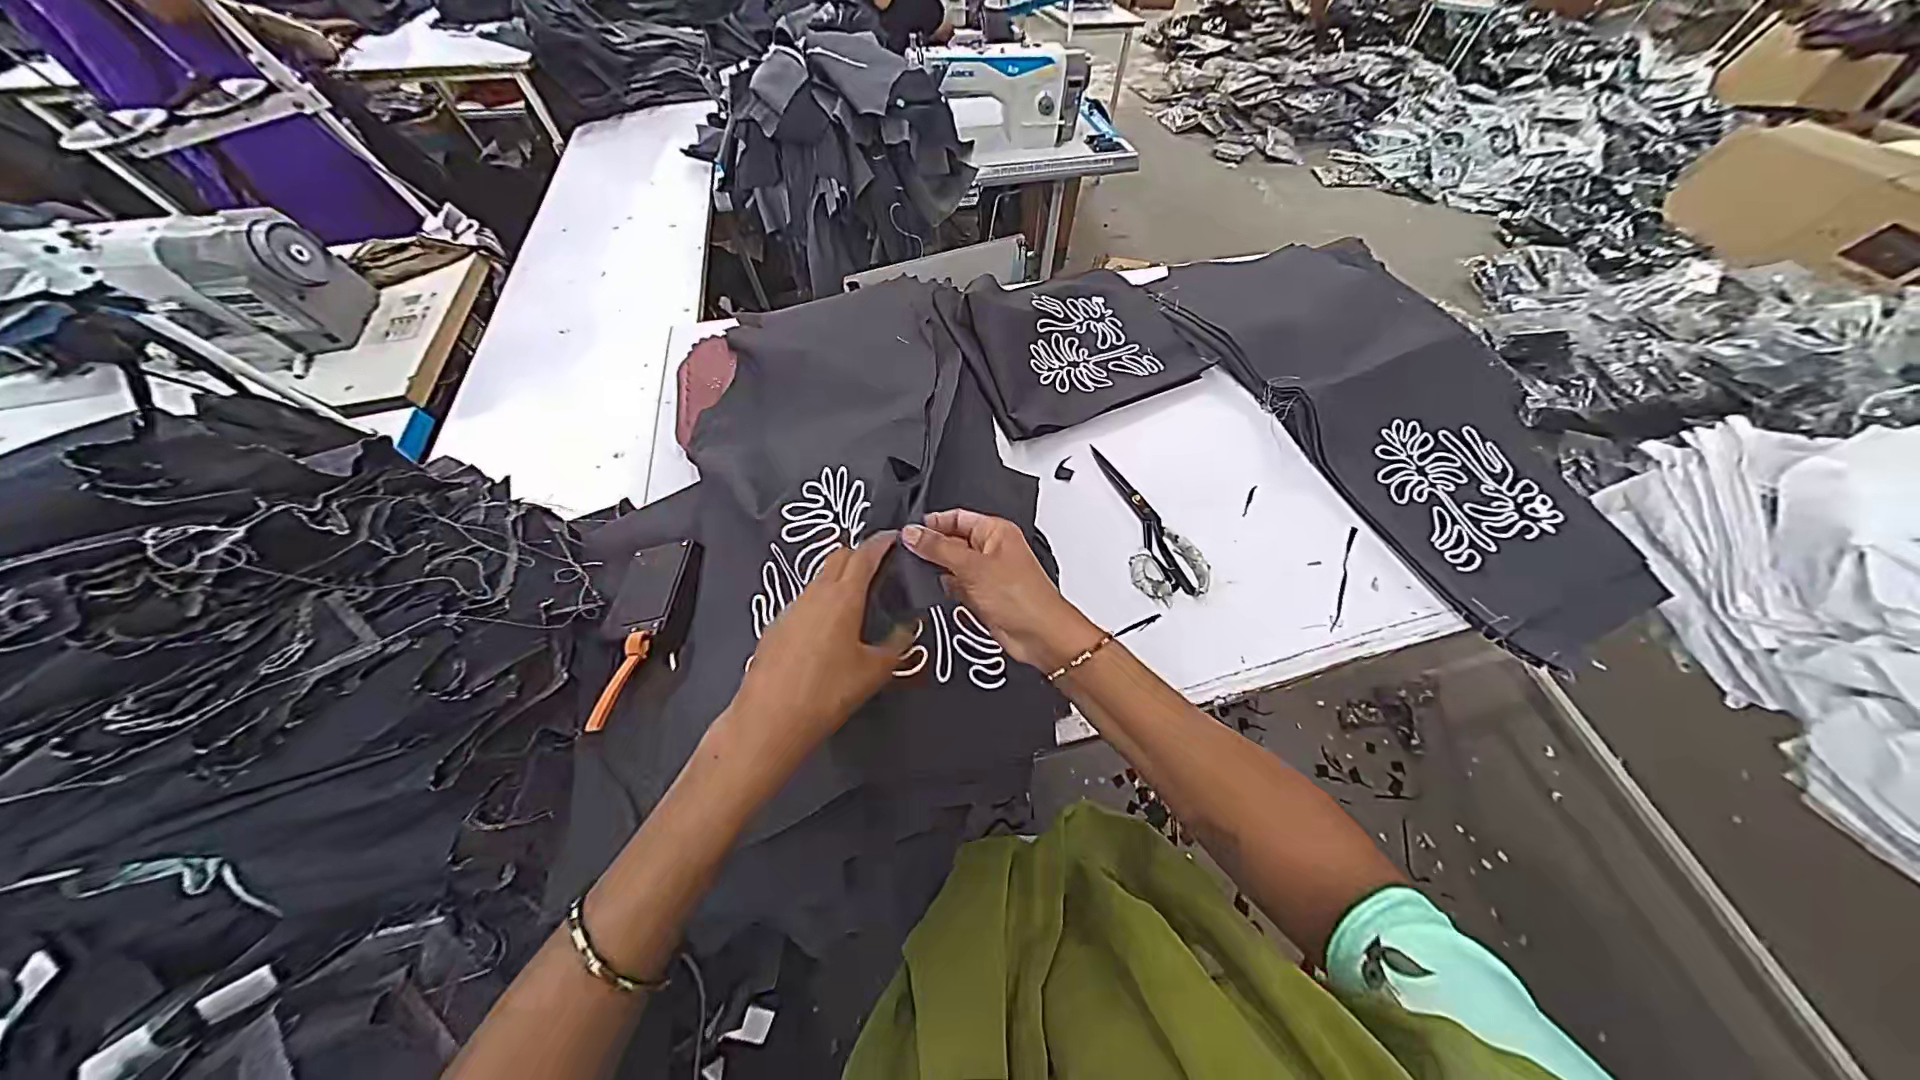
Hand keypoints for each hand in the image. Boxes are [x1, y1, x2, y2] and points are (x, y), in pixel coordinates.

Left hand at [724, 533, 915, 769]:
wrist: (770, 719)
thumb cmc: (826, 693)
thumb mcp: (875, 671)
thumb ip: (897, 643)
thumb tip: (908, 628)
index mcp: (843, 597)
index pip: (864, 554)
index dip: (881, 542)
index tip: (893, 539)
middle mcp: (815, 594)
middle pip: (838, 556)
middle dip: (860, 554)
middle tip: (880, 567)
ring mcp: (791, 608)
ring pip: (820, 578)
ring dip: (839, 577)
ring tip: (858, 599)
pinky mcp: (776, 626)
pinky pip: (804, 601)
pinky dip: (822, 601)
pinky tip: (829, 628)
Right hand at [902, 509, 1101, 671]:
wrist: (1039, 635)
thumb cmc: (1024, 597)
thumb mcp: (973, 566)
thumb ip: (938, 548)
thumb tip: (913, 533)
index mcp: (995, 531)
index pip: (956, 517)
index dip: (932, 523)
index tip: (910, 532)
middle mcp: (992, 549)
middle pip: (951, 541)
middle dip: (934, 550)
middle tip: (913, 555)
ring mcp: (986, 574)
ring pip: (951, 566)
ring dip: (940, 573)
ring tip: (930, 577)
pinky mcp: (982, 596)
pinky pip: (956, 588)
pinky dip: (948, 591)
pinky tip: (944, 594)